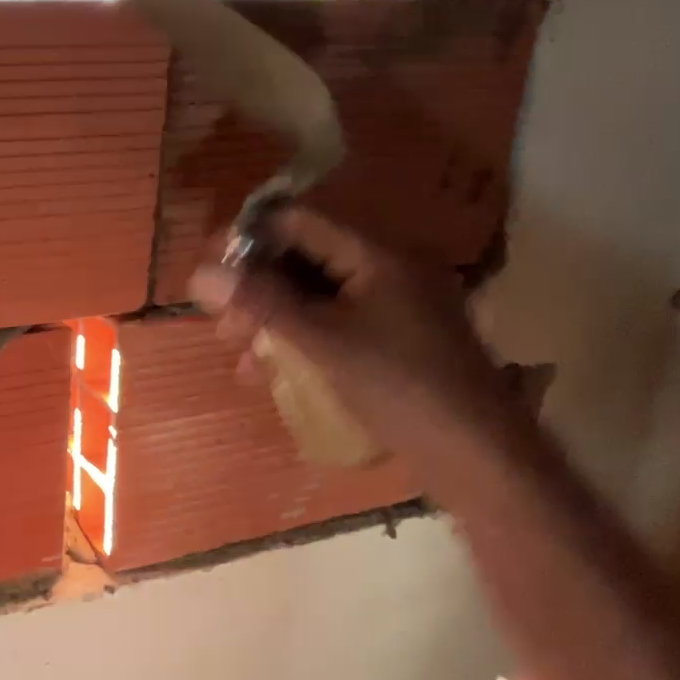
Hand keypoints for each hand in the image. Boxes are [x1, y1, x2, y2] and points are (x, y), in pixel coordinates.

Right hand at [188, 207, 528, 455]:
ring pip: (315, 293)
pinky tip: (270, 370)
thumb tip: (199, 273)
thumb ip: (260, 302)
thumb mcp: (320, 341)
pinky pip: (335, 320)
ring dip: (272, 316)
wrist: (480, 458)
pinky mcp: (397, 338)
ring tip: (241, 351)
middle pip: (304, 257)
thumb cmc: (398, 386)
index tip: (213, 271)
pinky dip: (299, 337)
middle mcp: (389, 268)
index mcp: (378, 255)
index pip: (298, 221)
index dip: (250, 239)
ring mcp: (396, 304)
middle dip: (256, 286)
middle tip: (223, 320)